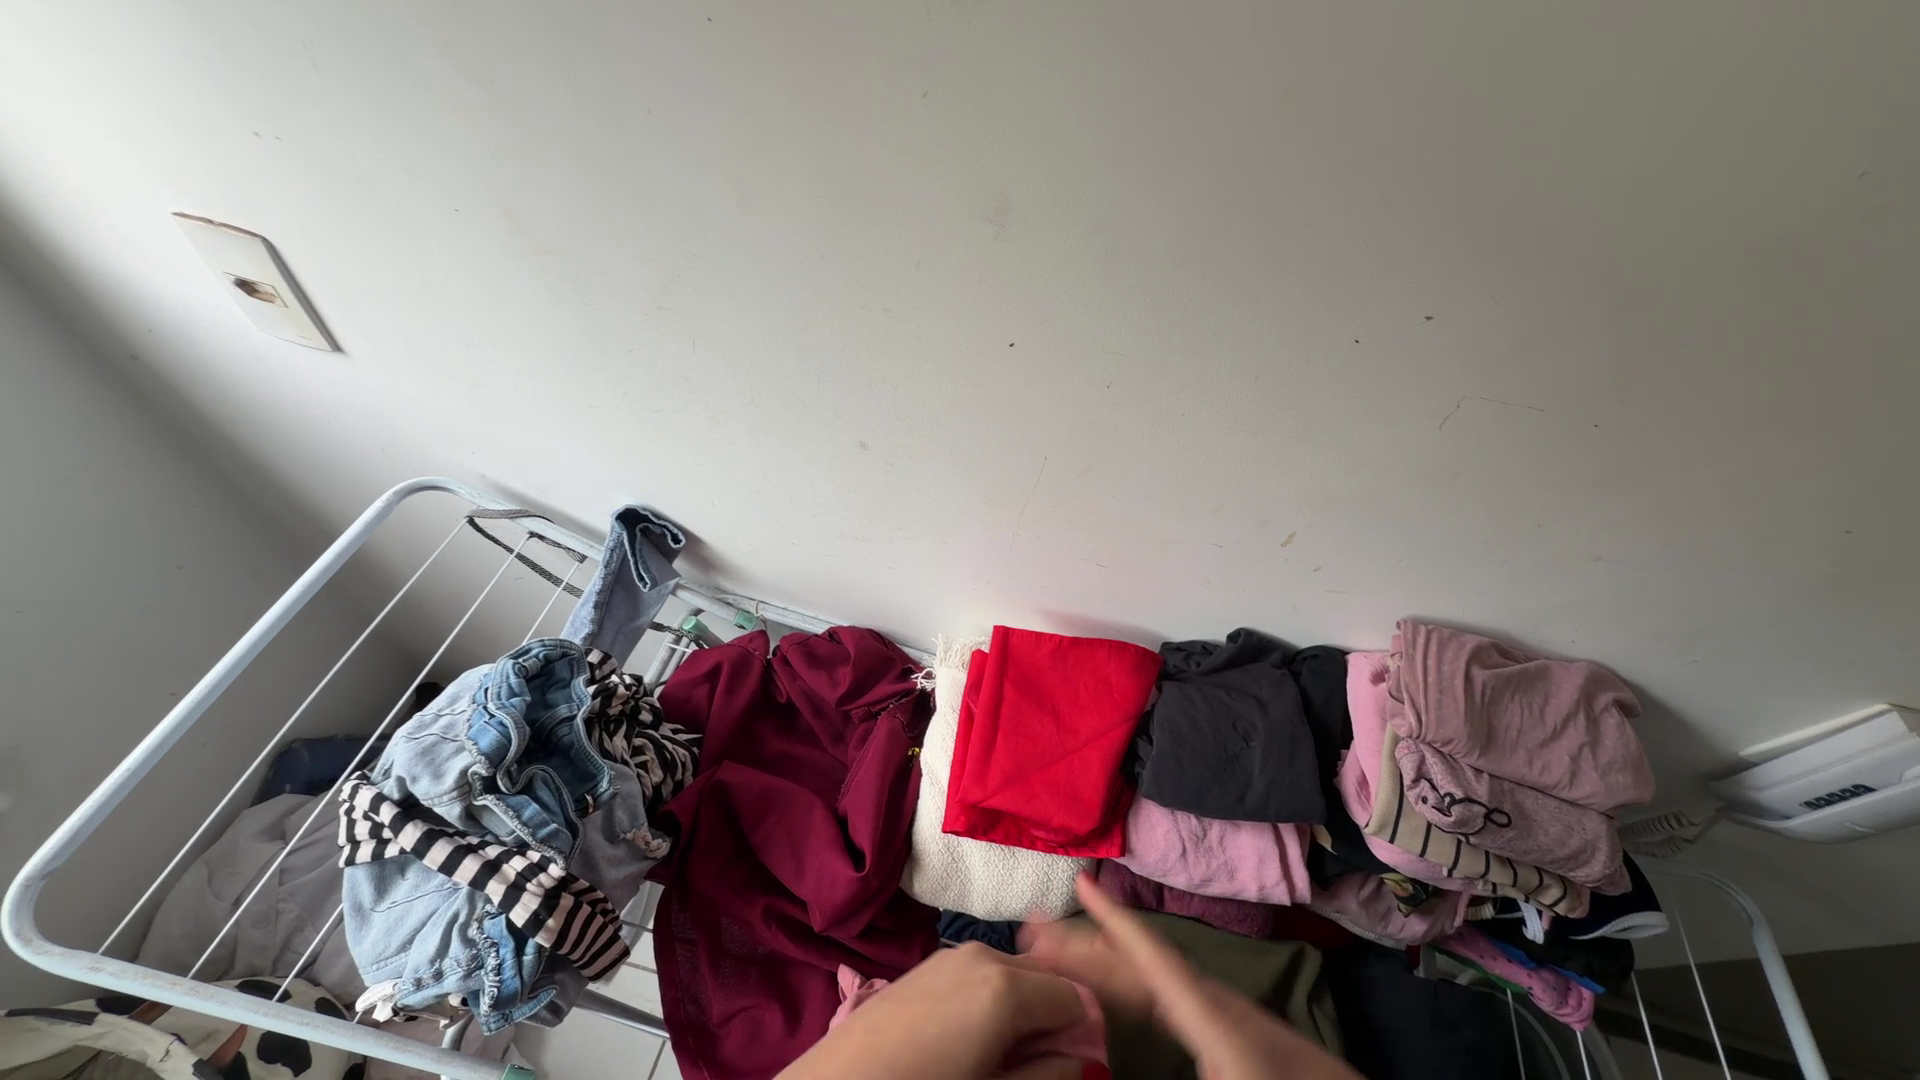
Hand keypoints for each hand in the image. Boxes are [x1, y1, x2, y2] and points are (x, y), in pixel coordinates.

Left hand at [776, 943, 1087, 1079]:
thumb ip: (1048, 1073)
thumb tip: (1082, 1056)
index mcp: (1006, 986)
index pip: (1076, 998)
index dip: (1082, 1033)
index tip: (1073, 1064)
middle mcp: (983, 955)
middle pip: (1045, 977)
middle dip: (1053, 1015)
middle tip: (1034, 1063)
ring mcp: (952, 954)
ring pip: (1013, 973)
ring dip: (1023, 1006)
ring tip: (996, 1054)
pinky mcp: (928, 962)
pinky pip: (981, 973)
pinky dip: (992, 998)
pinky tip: (966, 1038)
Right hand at [1022, 875, 1360, 1079]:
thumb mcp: (1227, 1074)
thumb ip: (1167, 1060)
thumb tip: (1099, 1055)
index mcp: (1217, 1020)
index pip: (1156, 960)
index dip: (1115, 920)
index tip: (1083, 882)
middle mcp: (1219, 1008)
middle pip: (1146, 964)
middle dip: (1091, 942)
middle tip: (1039, 931)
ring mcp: (1228, 1019)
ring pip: (1158, 980)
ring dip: (1109, 962)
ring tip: (1062, 952)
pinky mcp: (1233, 1036)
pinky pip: (1172, 998)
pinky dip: (1135, 986)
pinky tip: (1116, 992)